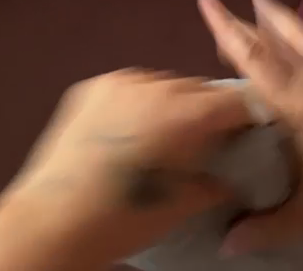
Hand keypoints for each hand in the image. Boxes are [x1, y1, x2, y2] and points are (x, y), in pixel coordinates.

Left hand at [0, 70, 252, 270]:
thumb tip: (233, 176)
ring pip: (164, 84)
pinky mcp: (95, 85)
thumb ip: (215, 183)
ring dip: (172, 104)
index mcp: (187, 113)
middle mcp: (159, 85)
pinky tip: (131, 131)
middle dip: (207, 110)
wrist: (52, 219)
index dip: (247, 113)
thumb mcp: (180, 206)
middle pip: (199, 89)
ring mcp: (123, 81)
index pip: (235, 99)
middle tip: (207, 139)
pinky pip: (131, 87)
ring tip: (165, 136)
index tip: (250, 129)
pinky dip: (138, 103)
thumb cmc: (122, 219)